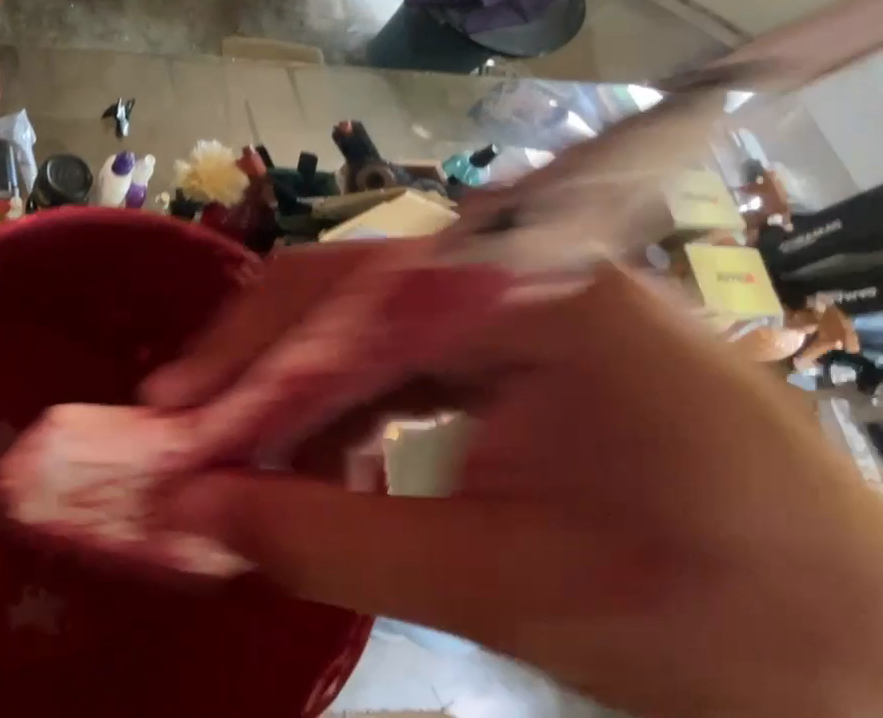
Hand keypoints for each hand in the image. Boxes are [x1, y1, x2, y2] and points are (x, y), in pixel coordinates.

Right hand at [144, 244, 882, 716]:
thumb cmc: (727, 625)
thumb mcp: (510, 591)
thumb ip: (330, 542)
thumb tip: (187, 513)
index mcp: (542, 299)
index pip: (350, 296)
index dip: (247, 355)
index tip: (174, 416)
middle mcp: (527, 277)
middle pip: (345, 295)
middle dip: (256, 368)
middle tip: (188, 434)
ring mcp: (527, 310)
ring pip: (363, 324)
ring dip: (291, 389)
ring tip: (237, 454)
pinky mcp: (525, 350)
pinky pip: (400, 358)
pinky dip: (341, 406)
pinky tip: (313, 454)